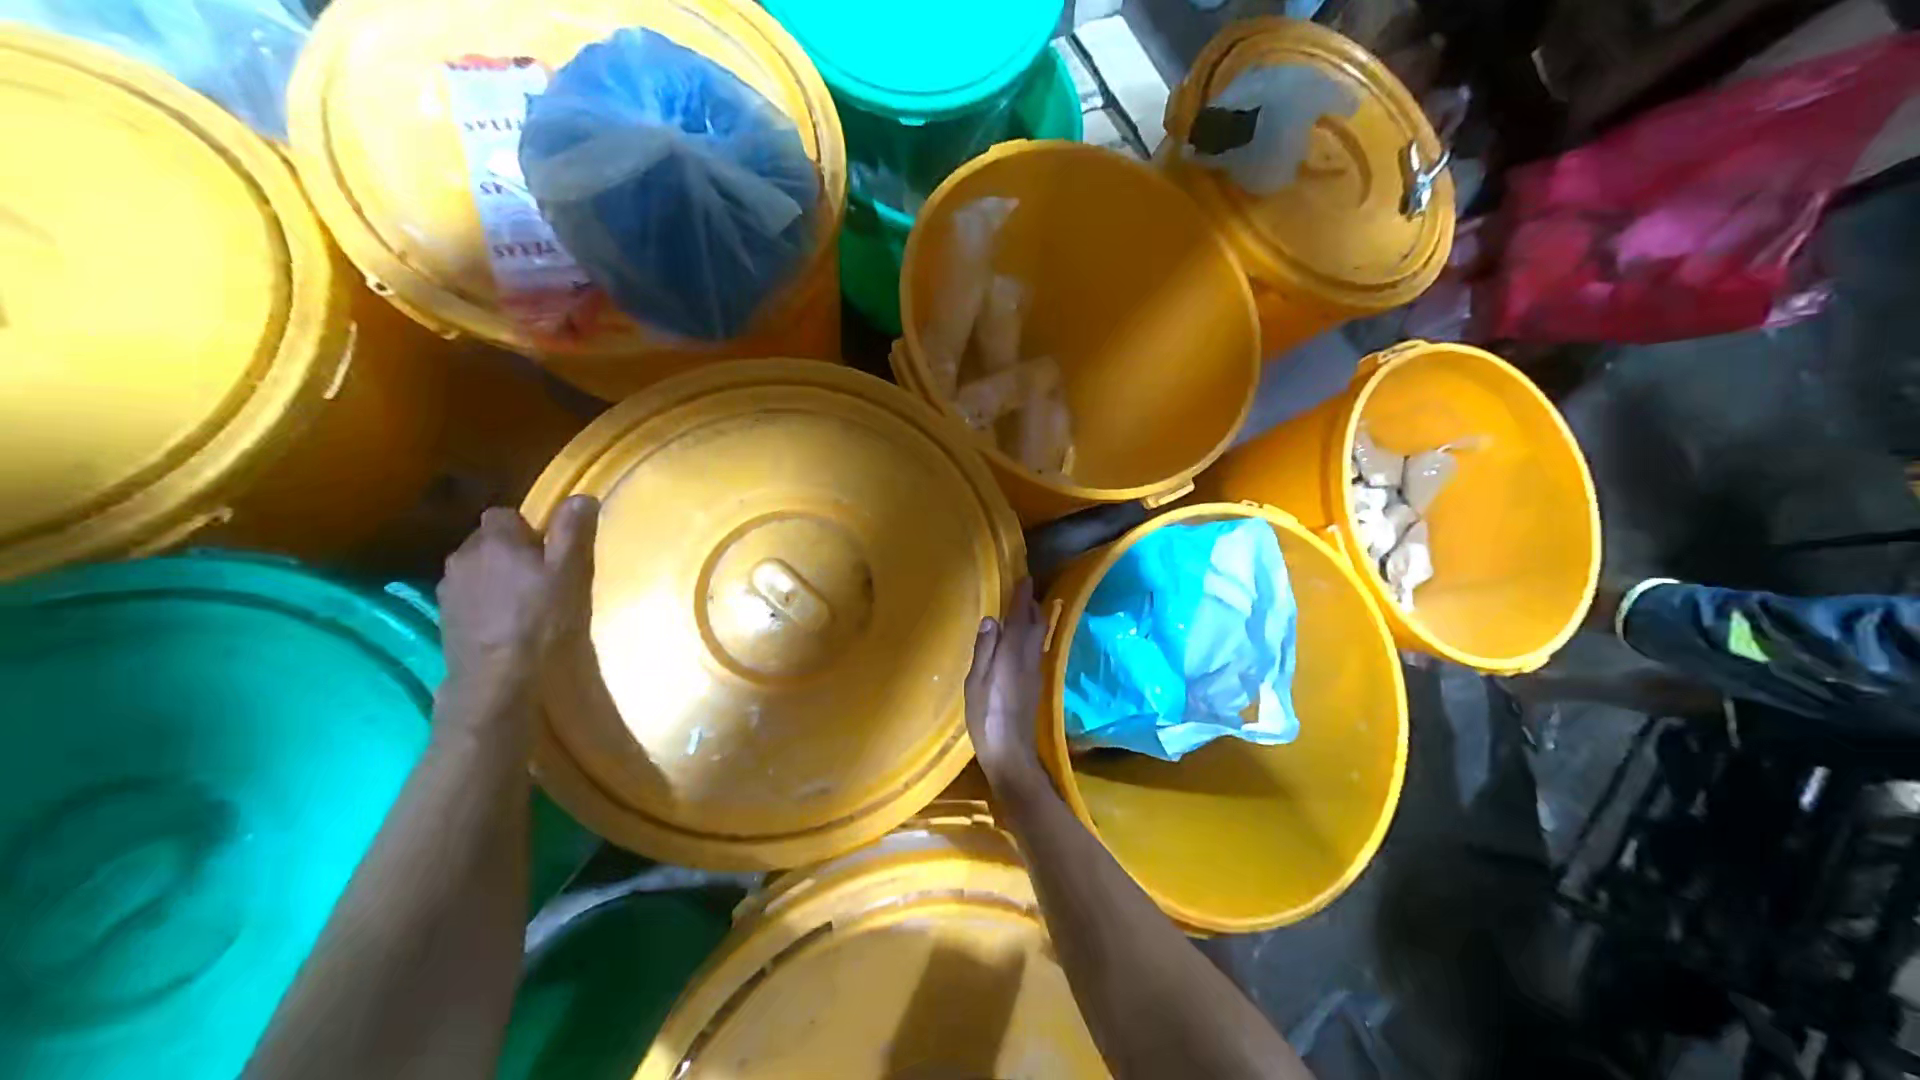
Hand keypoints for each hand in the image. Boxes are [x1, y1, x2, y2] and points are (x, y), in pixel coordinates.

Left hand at [437, 496, 598, 705]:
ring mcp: (448, 588)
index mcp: (495, 539)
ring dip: (494, 578)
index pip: (504, 514)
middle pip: (488, 542)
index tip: (548, 549)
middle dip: (509, 552)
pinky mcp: (443, 617)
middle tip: (540, 577)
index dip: (527, 528)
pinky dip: (483, 602)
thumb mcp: (571, 572)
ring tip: (521, 603)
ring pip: (476, 569)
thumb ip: (574, 531)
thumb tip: (580, 496)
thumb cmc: (542, 619)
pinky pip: (467, 596)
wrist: (497, 676)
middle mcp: (463, 555)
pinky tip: (503, 623)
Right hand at [965, 578, 1047, 788]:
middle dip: (1032, 605)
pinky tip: (1022, 640)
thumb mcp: (976, 682)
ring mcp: (1036, 672)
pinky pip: (1037, 649)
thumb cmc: (986, 717)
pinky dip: (1032, 635)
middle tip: (1023, 590)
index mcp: (1013, 654)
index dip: (1023, 596)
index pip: (1021, 617)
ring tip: (1023, 609)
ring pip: (1040, 637)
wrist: (1011, 753)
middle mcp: (1030, 658)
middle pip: (1037, 624)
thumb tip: (991, 618)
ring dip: (1034, 619)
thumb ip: (984, 649)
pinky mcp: (1035, 684)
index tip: (1025, 577)